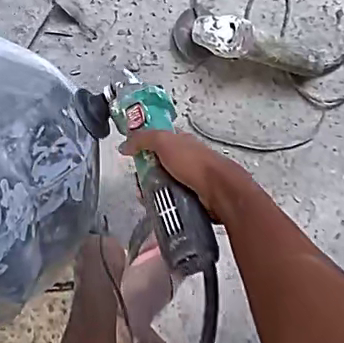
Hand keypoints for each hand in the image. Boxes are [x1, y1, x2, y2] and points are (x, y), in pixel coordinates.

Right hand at [118, 129, 253, 220]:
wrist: (219, 191)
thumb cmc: (194, 162)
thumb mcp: (163, 141)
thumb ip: (142, 139)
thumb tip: (124, 145)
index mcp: (181, 141)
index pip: (157, 137)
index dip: (143, 142)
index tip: (130, 151)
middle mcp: (185, 158)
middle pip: (157, 162)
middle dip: (144, 171)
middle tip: (137, 179)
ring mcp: (189, 179)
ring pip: (162, 182)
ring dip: (150, 189)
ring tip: (144, 196)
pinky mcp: (190, 197)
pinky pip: (169, 198)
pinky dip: (160, 201)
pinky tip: (154, 205)